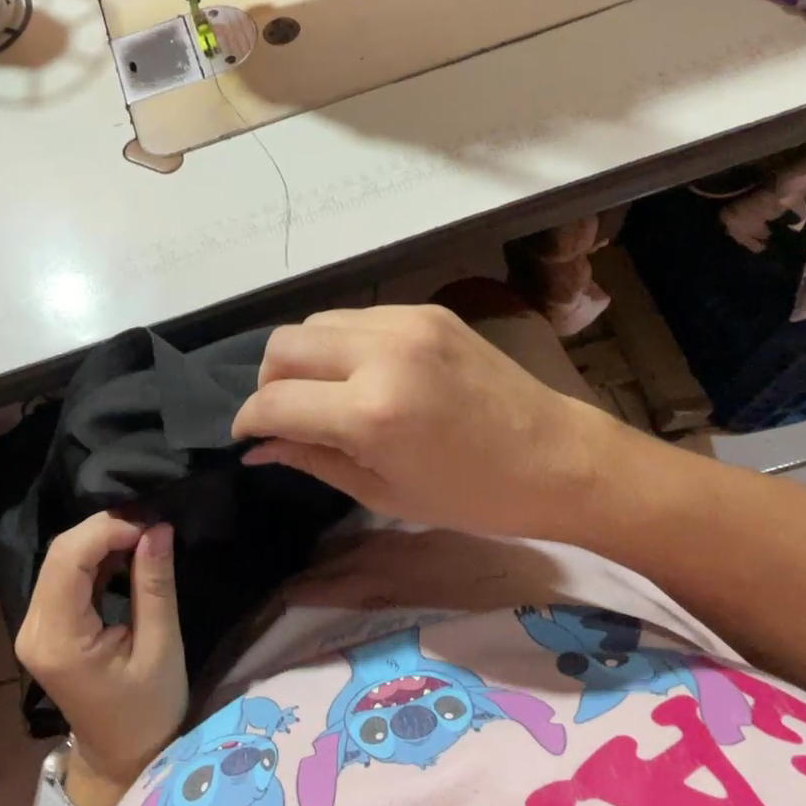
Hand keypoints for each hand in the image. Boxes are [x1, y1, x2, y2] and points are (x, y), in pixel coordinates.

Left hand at [14, 513, 187, 786]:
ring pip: (61, 560)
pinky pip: (64, 576)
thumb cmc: (148, 711)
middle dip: (105, 529)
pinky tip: (126, 553)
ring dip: (101, 540)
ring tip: (145, 534)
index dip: (107, 529)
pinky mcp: (44, 627)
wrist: (122, 758)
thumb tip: (157, 527)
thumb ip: (154, 584)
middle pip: (60, 554)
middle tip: (151, 522)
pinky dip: (95, 558)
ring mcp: (33, 628)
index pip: (69, 559)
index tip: (151, 522)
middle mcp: (33, 629)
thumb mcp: (161, 647)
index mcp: (58, 640)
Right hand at [231, 305, 626, 540]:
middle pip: (283, 345)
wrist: (558, 458)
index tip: (247, 437)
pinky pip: (356, 317)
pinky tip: (362, 374)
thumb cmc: (471, 495)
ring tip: (323, 393)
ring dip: (303, 358)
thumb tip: (257, 446)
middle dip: (269, 382)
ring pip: (315, 323)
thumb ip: (311, 458)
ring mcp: (406, 323)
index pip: (274, 401)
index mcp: (371, 412)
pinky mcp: (426, 310)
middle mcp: (381, 353)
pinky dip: (341, 344)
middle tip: (284, 414)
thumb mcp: (382, 491)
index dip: (248, 421)